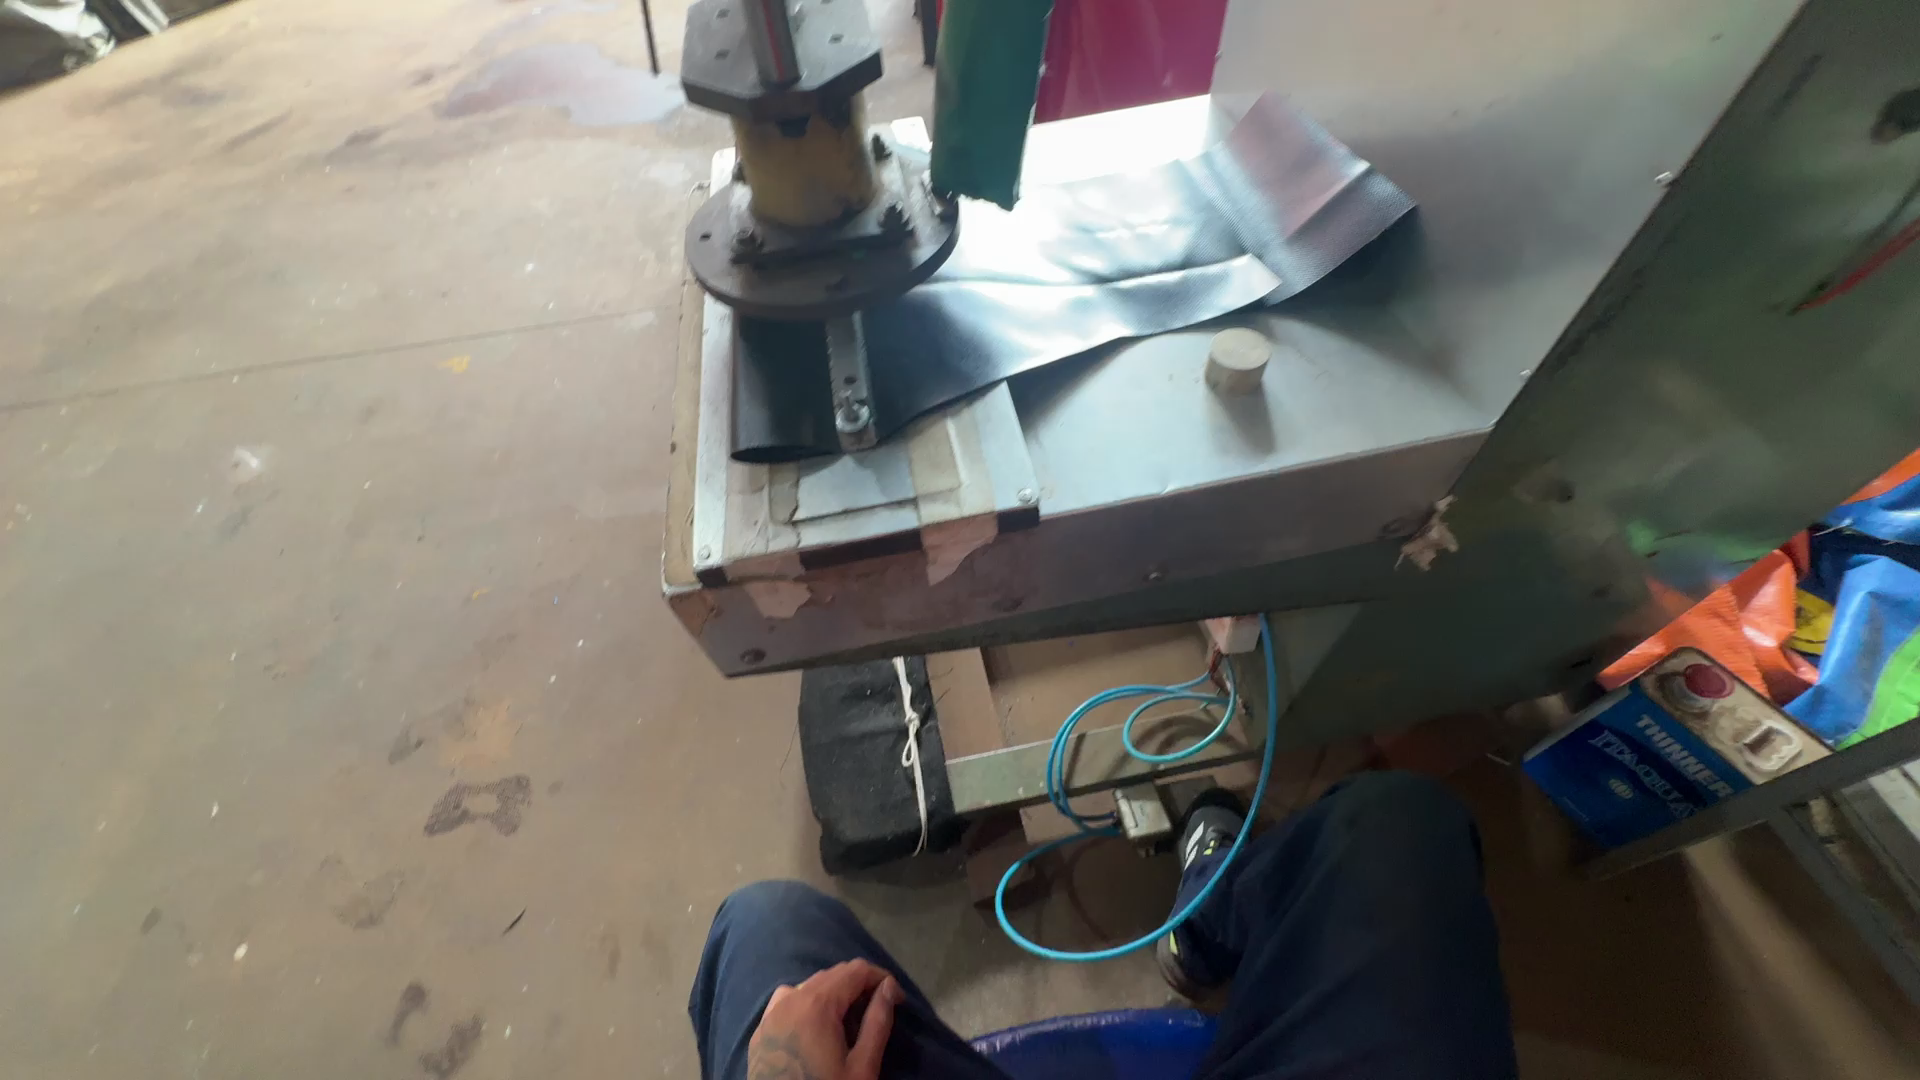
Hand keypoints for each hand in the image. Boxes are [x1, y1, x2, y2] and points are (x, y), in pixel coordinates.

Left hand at [747, 959, 901, 1079]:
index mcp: (817, 1004)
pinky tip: (815, 1024)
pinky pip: (787, 1000)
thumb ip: (877, 1022)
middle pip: (833, 975)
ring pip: (810, 985)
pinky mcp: (761, 1031)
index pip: (856, 970)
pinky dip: (807, 1001)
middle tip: (878, 1010)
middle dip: (859, 986)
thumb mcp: (861, 1068)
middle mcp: (791, 998)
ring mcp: (771, 1013)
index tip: (897, 999)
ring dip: (834, 993)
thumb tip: (888, 987)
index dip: (881, 978)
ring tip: (849, 1019)